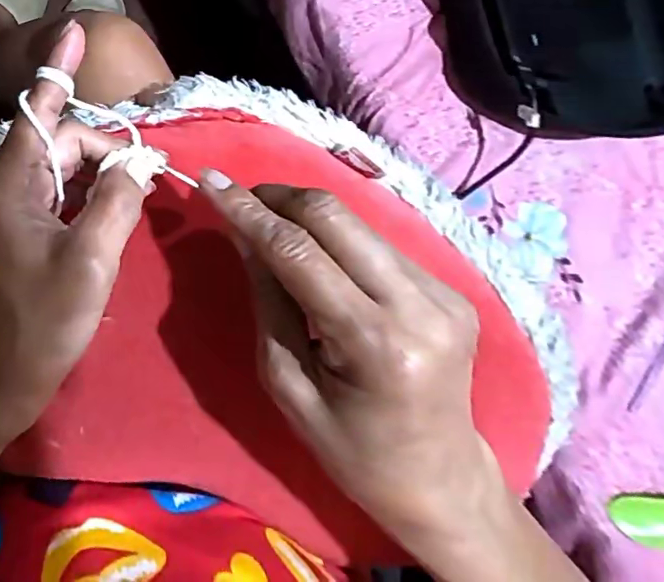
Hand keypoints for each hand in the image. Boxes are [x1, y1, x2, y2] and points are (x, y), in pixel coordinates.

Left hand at [0, 21, 150, 442]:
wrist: (8, 372)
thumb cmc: (46, 318)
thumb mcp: (92, 257)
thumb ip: (116, 198)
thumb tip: (138, 160)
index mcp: (11, 181)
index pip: (38, 110)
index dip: (58, 70)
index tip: (74, 29)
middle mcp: (7, 181)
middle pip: (62, 139)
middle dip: (104, 148)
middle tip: (147, 175)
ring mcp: (14, 201)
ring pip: (65, 162)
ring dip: (101, 169)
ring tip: (136, 188)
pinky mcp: (24, 220)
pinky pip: (62, 186)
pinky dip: (91, 188)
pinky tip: (115, 202)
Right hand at [201, 178, 508, 545]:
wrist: (441, 483)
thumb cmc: (350, 447)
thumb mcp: (287, 382)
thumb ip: (267, 298)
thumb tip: (242, 231)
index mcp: (377, 345)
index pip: (298, 253)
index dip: (248, 211)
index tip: (210, 180)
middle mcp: (420, 308)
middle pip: (334, 217)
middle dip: (277, 197)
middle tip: (239, 199)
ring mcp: (444, 294)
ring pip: (355, 220)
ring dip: (303, 211)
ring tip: (269, 222)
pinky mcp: (453, 289)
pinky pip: (375, 240)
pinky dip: (333, 235)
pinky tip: (315, 254)